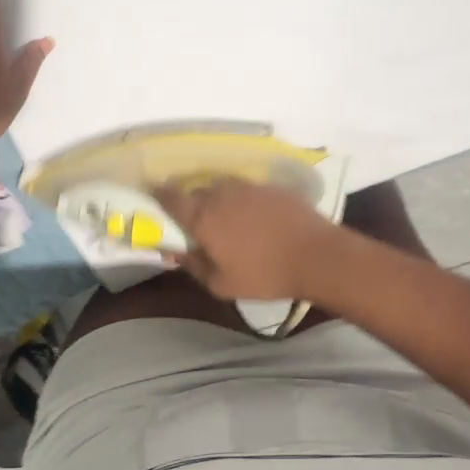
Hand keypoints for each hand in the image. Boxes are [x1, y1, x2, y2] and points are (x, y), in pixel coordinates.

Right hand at [153, 178, 345, 300]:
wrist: (318, 256)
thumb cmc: (264, 275)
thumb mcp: (221, 283)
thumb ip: (193, 265)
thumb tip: (175, 253)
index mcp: (202, 216)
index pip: (169, 197)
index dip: (157, 195)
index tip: (151, 197)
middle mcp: (221, 193)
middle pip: (196, 191)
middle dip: (191, 203)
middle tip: (194, 221)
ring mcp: (248, 186)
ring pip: (222, 188)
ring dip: (218, 200)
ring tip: (226, 219)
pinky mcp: (272, 187)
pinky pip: (247, 190)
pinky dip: (243, 201)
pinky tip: (254, 218)